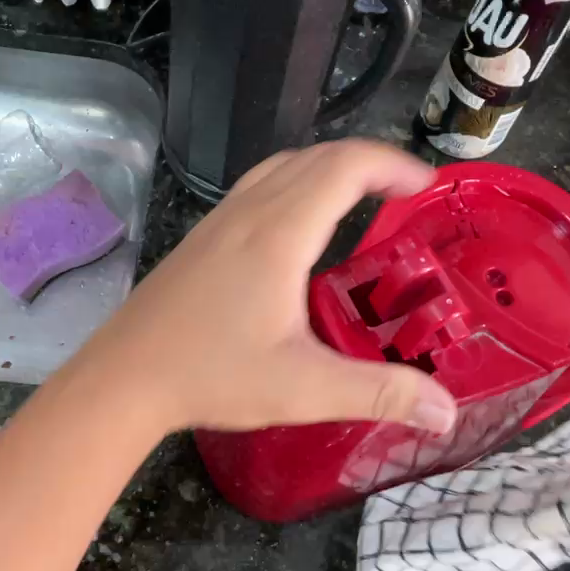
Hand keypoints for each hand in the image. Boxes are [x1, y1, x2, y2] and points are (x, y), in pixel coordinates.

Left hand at [76, 139, 459, 434]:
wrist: (123, 378)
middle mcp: (247, 214)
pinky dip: (293, 186)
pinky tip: (296, 228)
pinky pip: (256, 189)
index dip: (391, 164)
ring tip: (360, 198)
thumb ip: (379, 393)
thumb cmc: (210, 377)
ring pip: (280, 168)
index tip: (426, 186)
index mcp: (279, 234)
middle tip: (403, 193)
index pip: (343, 167)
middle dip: (367, 163)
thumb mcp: (304, 389)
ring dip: (326, 169)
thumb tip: (446, 412)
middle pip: (315, 158)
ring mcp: (217, 223)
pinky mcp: (199, 240)